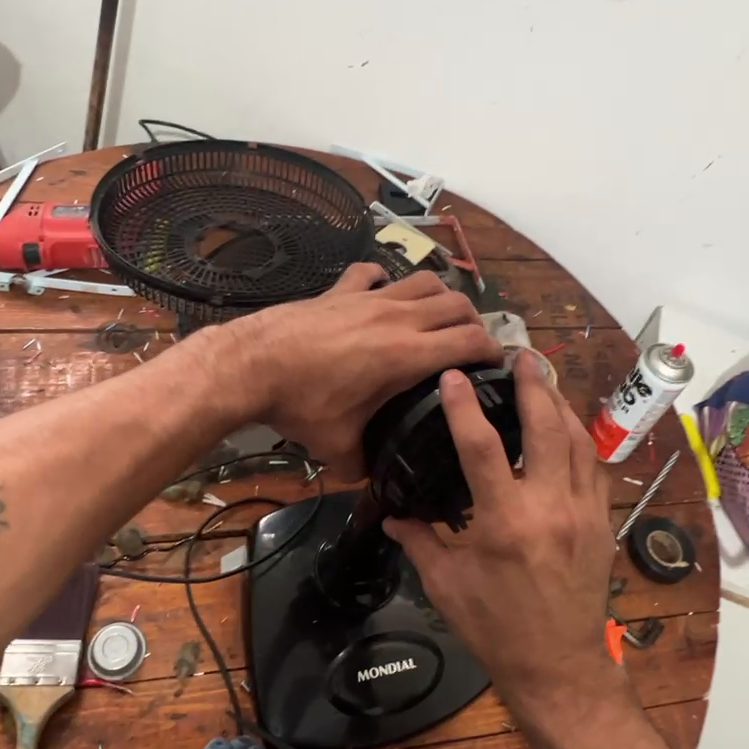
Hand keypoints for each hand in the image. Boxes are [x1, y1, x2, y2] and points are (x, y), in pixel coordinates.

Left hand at [211, 264, 502, 477]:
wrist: (252, 366)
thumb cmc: (301, 405)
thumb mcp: (338, 447)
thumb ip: (363, 464)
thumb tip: (369, 476)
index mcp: (408, 355)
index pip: (471, 340)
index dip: (493, 350)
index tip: (496, 364)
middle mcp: (398, 318)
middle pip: (457, 304)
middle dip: (473, 321)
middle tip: (470, 344)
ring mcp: (369, 298)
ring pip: (423, 280)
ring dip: (439, 295)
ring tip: (438, 316)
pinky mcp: (341, 289)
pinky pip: (372, 272)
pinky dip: (385, 279)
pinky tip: (381, 293)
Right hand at [383, 351, 621, 713]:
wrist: (559, 666)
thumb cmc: (497, 628)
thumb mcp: (447, 586)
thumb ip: (420, 541)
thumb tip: (393, 514)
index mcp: (505, 522)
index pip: (481, 447)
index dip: (463, 407)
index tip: (453, 376)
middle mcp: (549, 507)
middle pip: (546, 428)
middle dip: (534, 385)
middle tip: (520, 354)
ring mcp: (582, 513)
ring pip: (577, 442)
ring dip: (560, 405)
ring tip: (544, 378)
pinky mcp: (601, 523)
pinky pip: (593, 468)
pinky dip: (579, 440)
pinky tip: (567, 427)